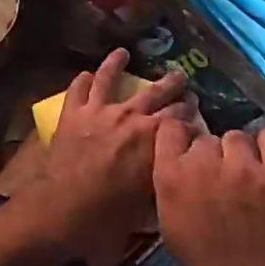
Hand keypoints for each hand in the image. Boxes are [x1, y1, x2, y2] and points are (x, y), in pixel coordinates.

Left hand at [33, 48, 190, 255]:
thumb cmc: (114, 213)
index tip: (195, 108)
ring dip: (117, 63)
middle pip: (156, 93)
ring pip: (110, 78)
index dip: (190, 113)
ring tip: (123, 52)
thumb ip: (163, 174)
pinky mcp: (73, 113)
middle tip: (180, 77)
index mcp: (154, 137)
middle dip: (172, 85)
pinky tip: (86, 73)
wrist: (69, 207)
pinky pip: (78, 89)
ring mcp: (99, 110)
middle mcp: (130, 116)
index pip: (181, 118)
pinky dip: (83, 79)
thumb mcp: (152, 198)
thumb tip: (172, 167)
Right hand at [154, 125, 264, 265]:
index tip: (190, 153)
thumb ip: (172, 189)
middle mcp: (203, 166)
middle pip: (206, 138)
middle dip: (214, 156)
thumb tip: (180, 166)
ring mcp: (243, 168)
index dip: (182, 139)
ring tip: (253, 180)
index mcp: (171, 179)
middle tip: (226, 181)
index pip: (170, 130)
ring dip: (242, 155)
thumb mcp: (173, 230)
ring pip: (238, 137)